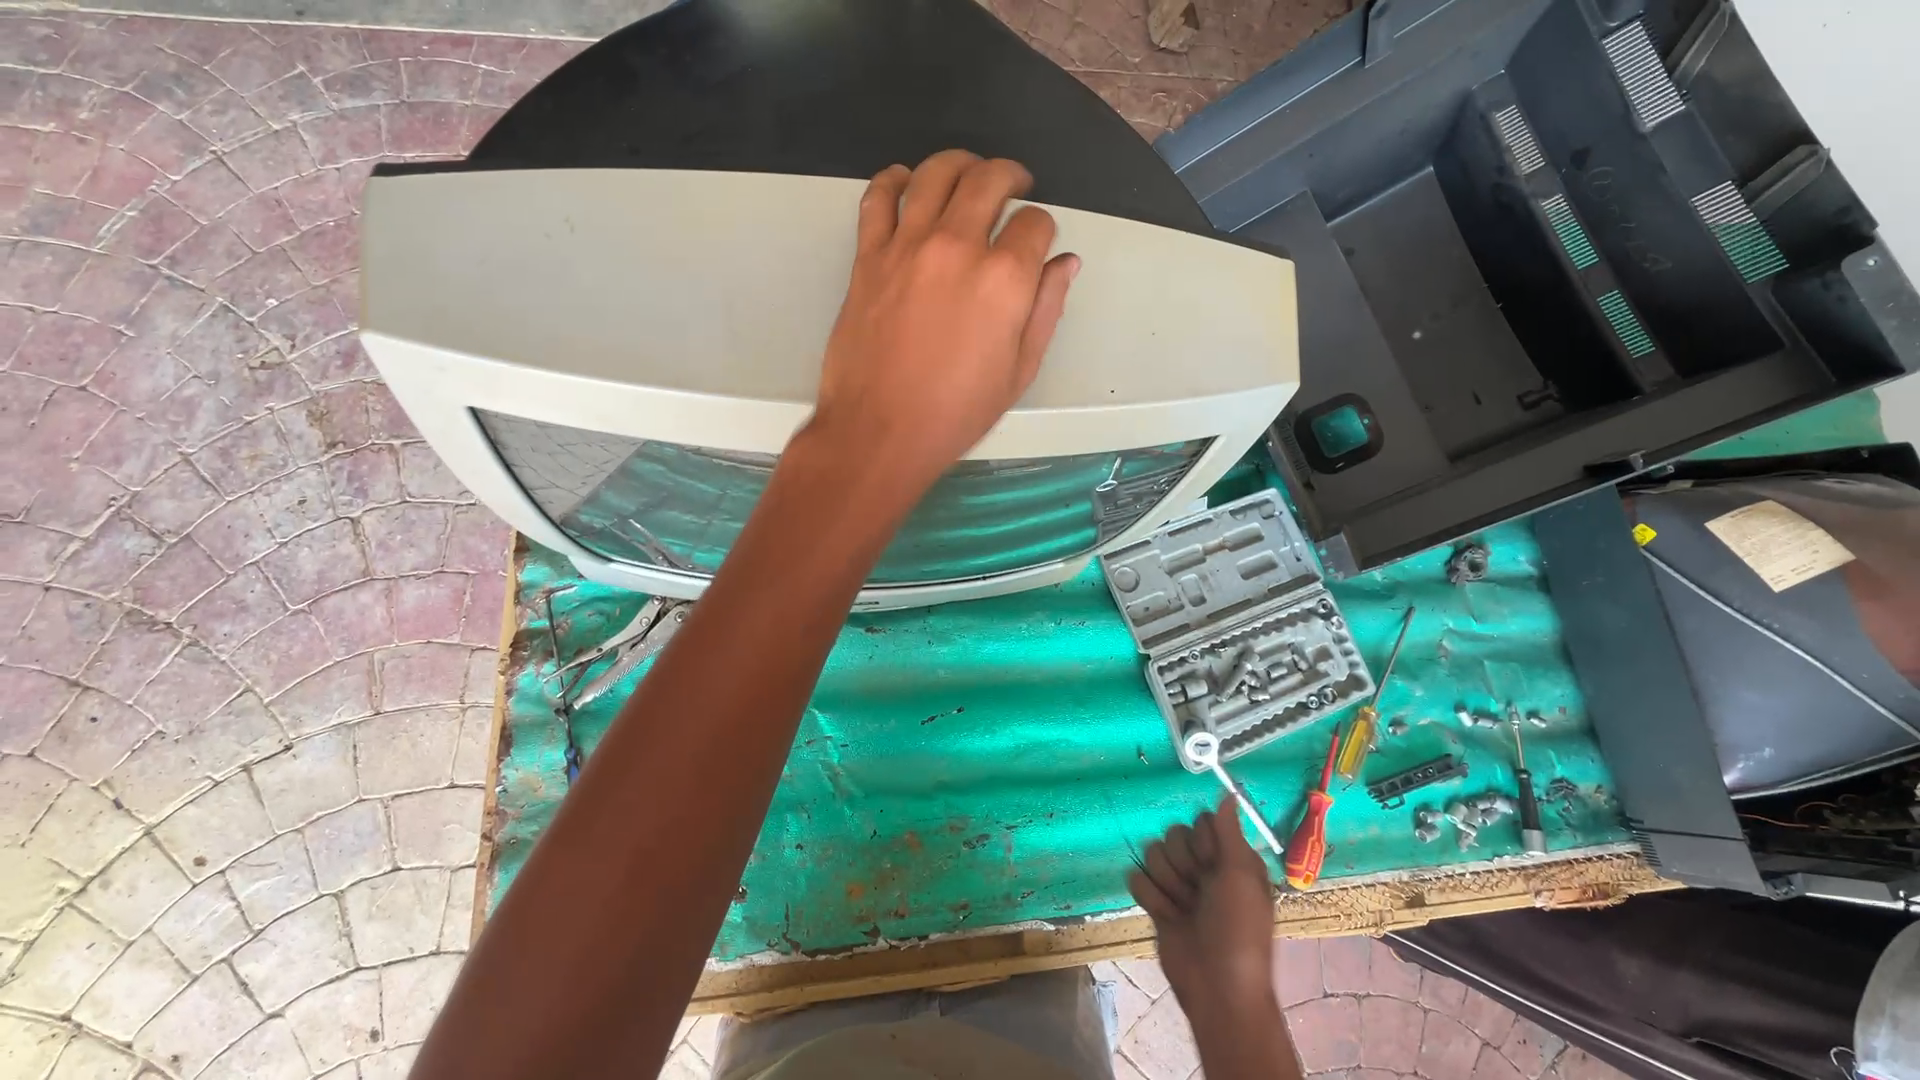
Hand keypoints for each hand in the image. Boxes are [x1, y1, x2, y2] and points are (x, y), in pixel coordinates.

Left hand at [806, 150, 1079, 491]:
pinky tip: (907, 181)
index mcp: (1004, 279)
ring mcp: (907, 247)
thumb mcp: (1019, 371)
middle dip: (1011, 175)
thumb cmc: (955, 412)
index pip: (1035, 223)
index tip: (1036, 242)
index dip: (1042, 228)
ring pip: (935, 173)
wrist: (880, 431)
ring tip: (968, 173)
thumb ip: (1046, 309)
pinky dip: (894, 179)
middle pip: (989, 179)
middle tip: (1015, 185)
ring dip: (959, 163)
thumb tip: (1064, 264)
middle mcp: (958, 247)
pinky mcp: (869, 256)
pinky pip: (879, 197)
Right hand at [1128, 797, 1278, 1013]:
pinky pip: (1136, 879)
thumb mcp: (1241, 877)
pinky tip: (1168, 918)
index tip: (1211, 864)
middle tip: (1198, 892)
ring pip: (1152, 854)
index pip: (1201, 821)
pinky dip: (1150, 899)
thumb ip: (1228, 832)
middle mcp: (1204, 866)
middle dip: (1182, 865)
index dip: (1201, 841)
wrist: (1217, 986)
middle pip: (1173, 835)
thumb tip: (1228, 793)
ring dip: (1167, 884)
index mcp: (1230, 858)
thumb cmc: (1238, 930)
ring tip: (1184, 909)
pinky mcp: (1156, 903)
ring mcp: (1179, 885)